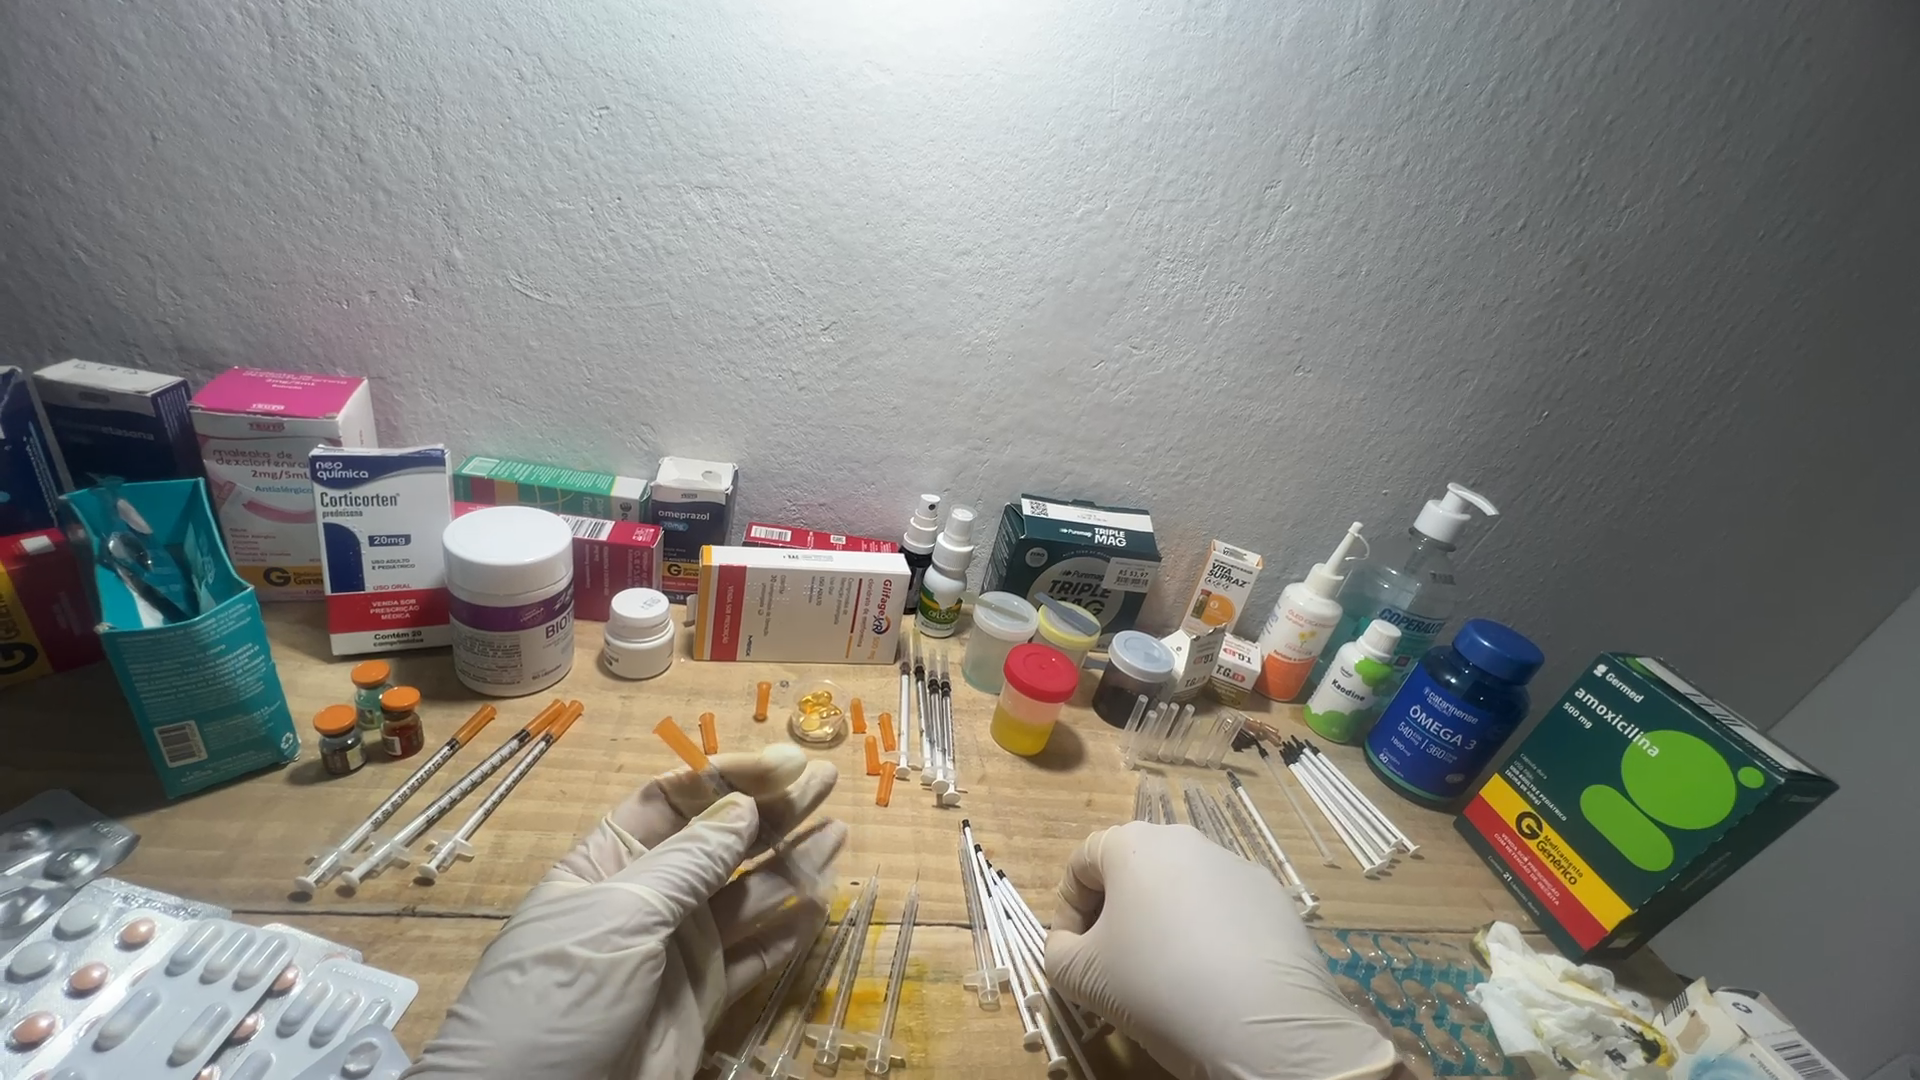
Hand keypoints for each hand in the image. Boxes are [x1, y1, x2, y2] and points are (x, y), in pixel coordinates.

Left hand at [406, 744, 844, 1079]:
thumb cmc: (557, 1003)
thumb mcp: (618, 919)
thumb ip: (689, 862)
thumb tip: (744, 805)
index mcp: (612, 863)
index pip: (676, 799)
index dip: (730, 776)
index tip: (784, 764)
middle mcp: (651, 896)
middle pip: (722, 838)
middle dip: (772, 807)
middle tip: (824, 779)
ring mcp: (680, 947)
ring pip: (748, 891)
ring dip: (792, 859)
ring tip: (838, 830)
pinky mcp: (703, 996)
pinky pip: (757, 953)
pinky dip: (790, 929)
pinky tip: (822, 903)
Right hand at [1044, 822, 1394, 1079]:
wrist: (1264, 1029)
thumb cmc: (1157, 987)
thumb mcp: (1082, 978)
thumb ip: (1058, 952)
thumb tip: (1068, 946)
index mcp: (1130, 843)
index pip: (1081, 863)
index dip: (1068, 911)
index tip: (1074, 955)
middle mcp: (1181, 839)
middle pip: (1132, 869)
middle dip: (1116, 912)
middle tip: (1116, 963)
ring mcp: (1232, 862)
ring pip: (1180, 886)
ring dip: (1163, 919)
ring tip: (1169, 974)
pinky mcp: (1271, 894)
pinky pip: (1224, 906)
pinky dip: (1210, 932)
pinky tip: (1215, 977)